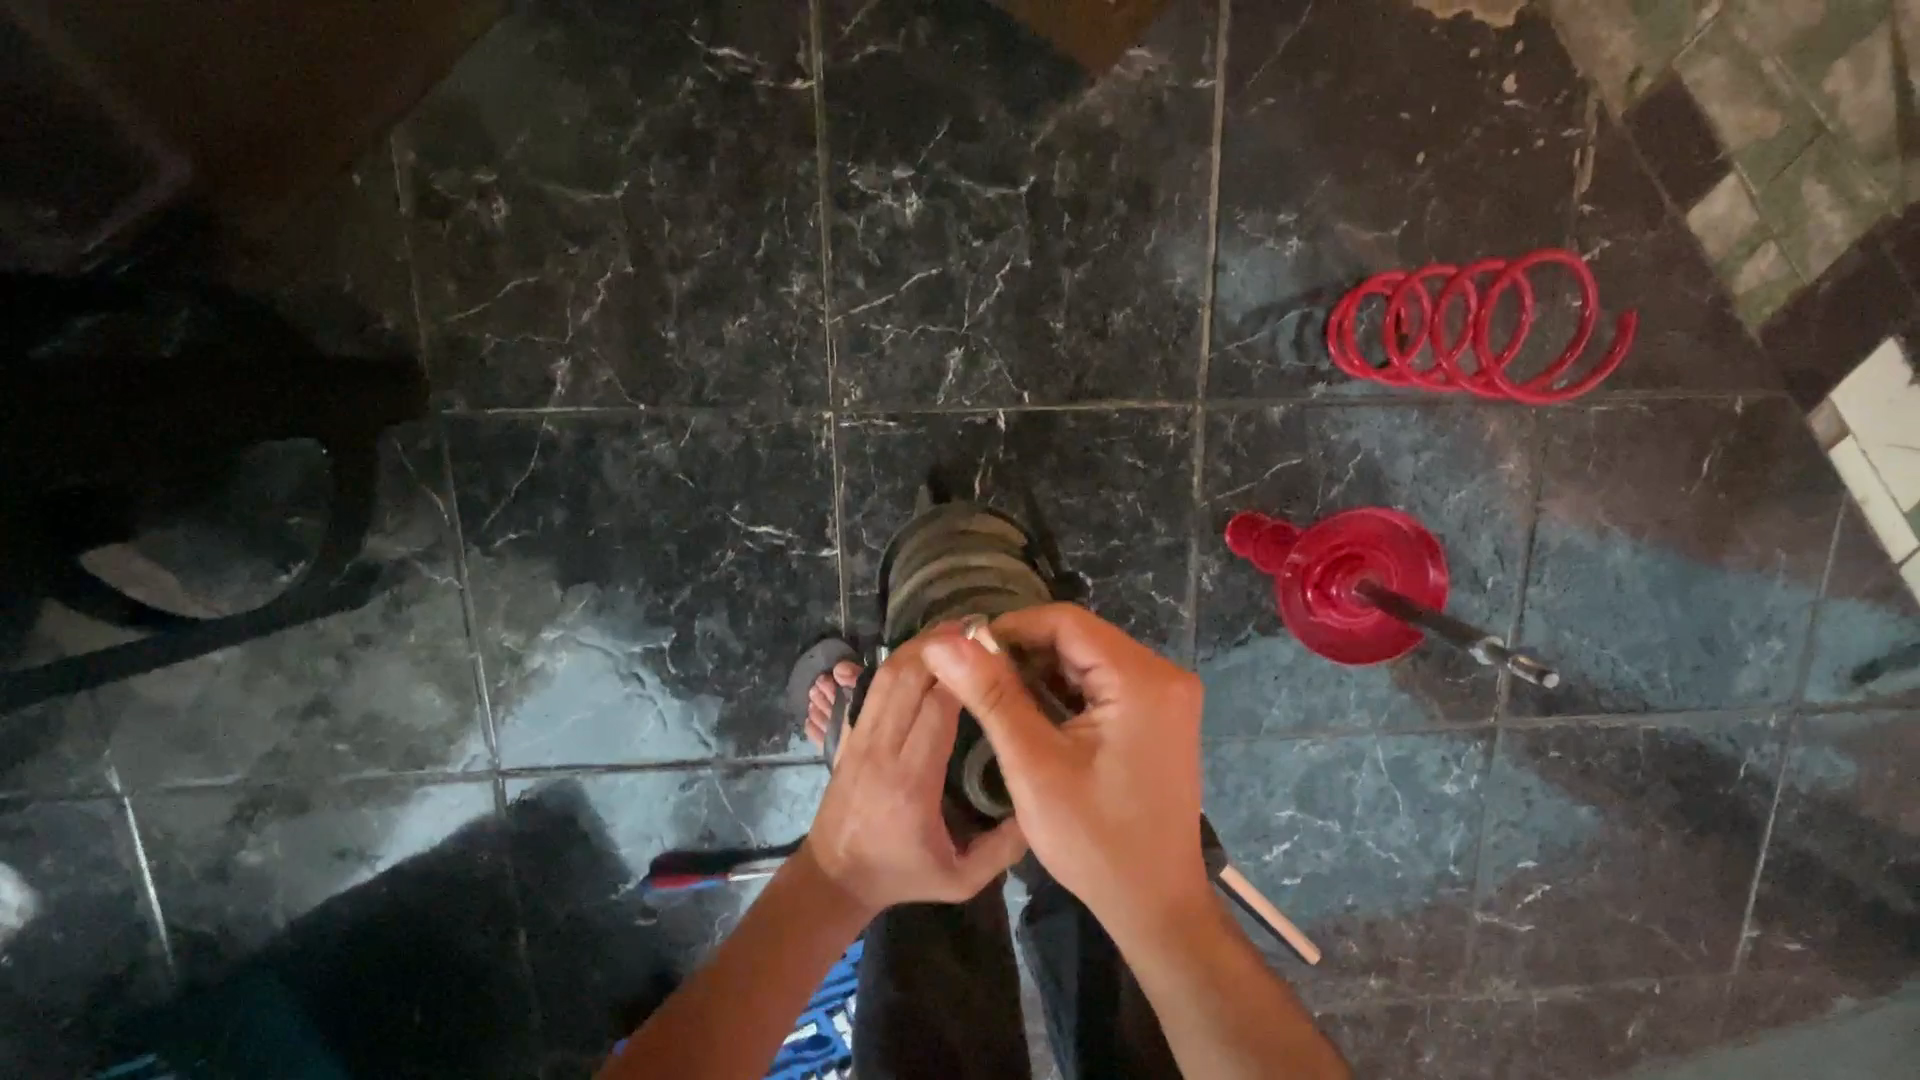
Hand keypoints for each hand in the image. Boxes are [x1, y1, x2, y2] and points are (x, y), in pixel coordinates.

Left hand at [801, 630, 1027, 916]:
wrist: (835, 877)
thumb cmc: (902, 876)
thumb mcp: (961, 879)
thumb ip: (1004, 848)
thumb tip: (1041, 800)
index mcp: (912, 784)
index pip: (936, 710)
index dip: (963, 675)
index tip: (994, 654)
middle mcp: (883, 751)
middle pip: (909, 679)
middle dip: (943, 647)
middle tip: (980, 629)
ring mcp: (861, 738)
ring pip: (887, 675)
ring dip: (920, 646)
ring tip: (956, 630)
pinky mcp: (850, 734)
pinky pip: (874, 686)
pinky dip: (899, 661)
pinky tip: (925, 650)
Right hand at [922, 604, 1211, 936]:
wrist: (1155, 903)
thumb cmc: (1094, 840)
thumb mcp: (1033, 764)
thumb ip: (992, 695)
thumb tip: (946, 642)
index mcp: (1141, 679)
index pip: (1066, 621)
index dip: (1010, 628)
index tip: (967, 654)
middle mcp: (1164, 675)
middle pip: (1081, 638)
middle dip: (1025, 652)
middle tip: (976, 678)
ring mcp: (1168, 696)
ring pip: (1091, 659)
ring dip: (1044, 672)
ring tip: (997, 695)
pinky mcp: (1163, 716)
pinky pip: (1107, 683)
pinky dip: (1069, 691)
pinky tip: (1035, 713)